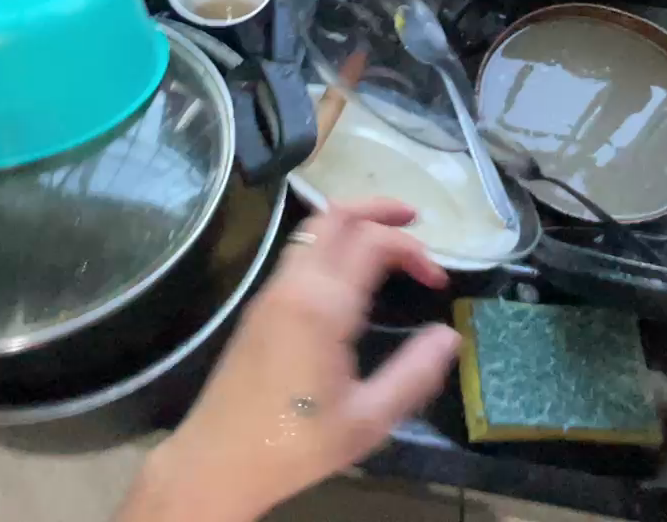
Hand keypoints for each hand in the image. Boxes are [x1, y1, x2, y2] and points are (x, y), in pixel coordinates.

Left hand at [124, 199, 460, 521]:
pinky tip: (349, 266)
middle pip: (336, 215)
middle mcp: (296, 283)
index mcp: (324, 305)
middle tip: (414, 218)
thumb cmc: (295, 445)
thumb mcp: (367, 420)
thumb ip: (413, 374)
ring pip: (313, 227)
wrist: (217, 459)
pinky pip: (300, 250)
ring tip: (386, 233)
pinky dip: (331, 239)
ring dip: (352, 220)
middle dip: (378, 208)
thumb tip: (449, 336)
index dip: (412, 249)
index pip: (373, 241)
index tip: (437, 278)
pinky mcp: (260, 302)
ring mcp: (272, 288)